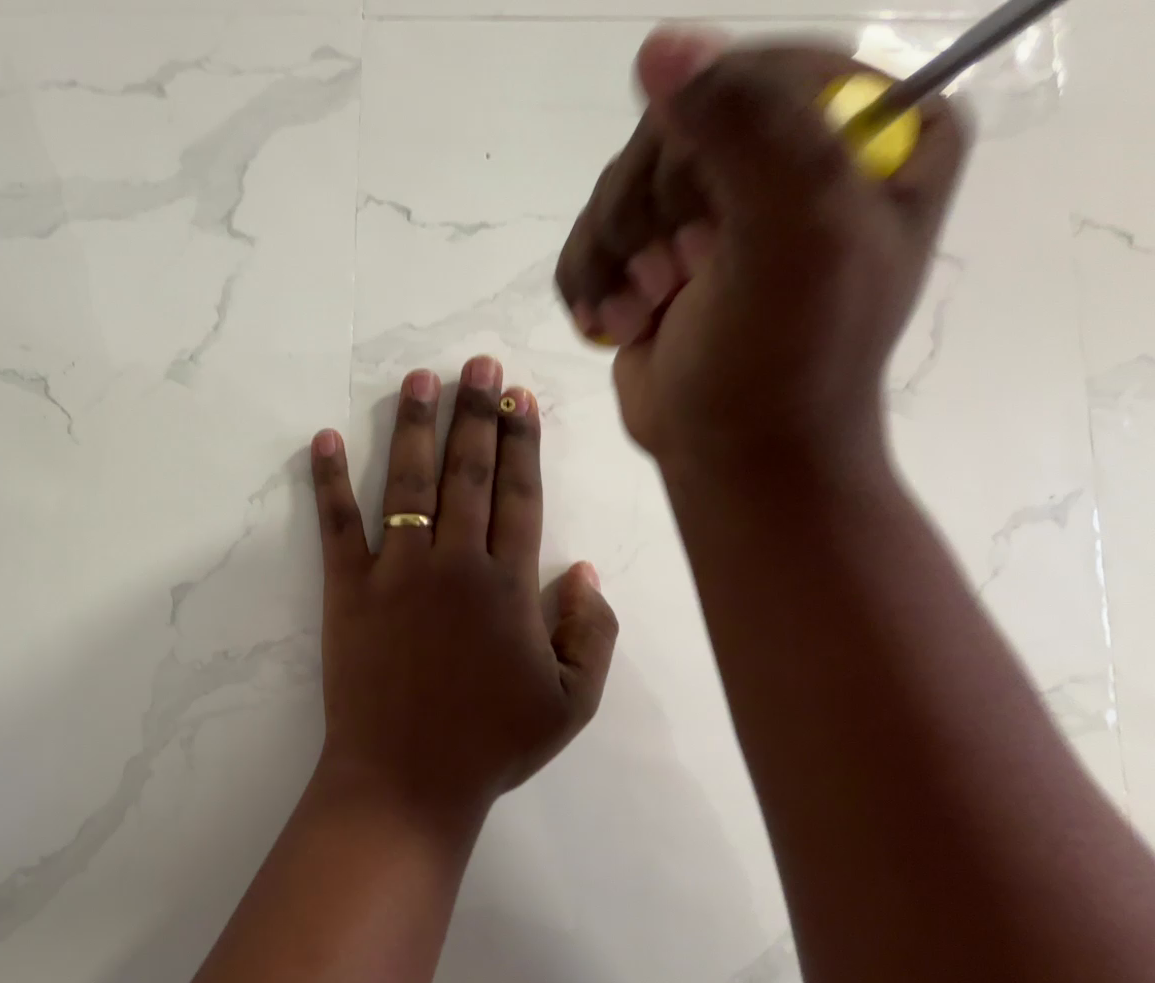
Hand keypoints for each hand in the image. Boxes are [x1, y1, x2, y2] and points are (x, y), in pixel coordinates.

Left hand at [308, 358, 619, 829]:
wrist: (407, 777)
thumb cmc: (490, 744)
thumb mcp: (572, 701)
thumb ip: (591, 632)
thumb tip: (588, 569)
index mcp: (510, 586)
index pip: (520, 495)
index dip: (521, 442)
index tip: (518, 398)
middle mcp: (454, 564)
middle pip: (467, 473)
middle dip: (474, 413)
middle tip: (476, 365)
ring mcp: (395, 572)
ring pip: (408, 483)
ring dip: (414, 427)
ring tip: (419, 380)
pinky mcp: (346, 589)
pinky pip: (336, 524)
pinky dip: (327, 479)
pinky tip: (323, 438)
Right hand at [554, 28, 969, 477]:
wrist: (733, 455)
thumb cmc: (782, 360)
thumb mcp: (791, 238)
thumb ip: (745, 130)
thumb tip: (658, 47)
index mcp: (873, 129)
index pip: (752, 74)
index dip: (701, 150)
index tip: (712, 232)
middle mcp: (797, 155)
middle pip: (670, 129)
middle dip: (649, 217)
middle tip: (677, 280)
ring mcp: (722, 206)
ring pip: (618, 183)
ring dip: (612, 256)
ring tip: (644, 312)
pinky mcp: (662, 251)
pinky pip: (591, 230)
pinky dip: (588, 279)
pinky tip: (617, 319)